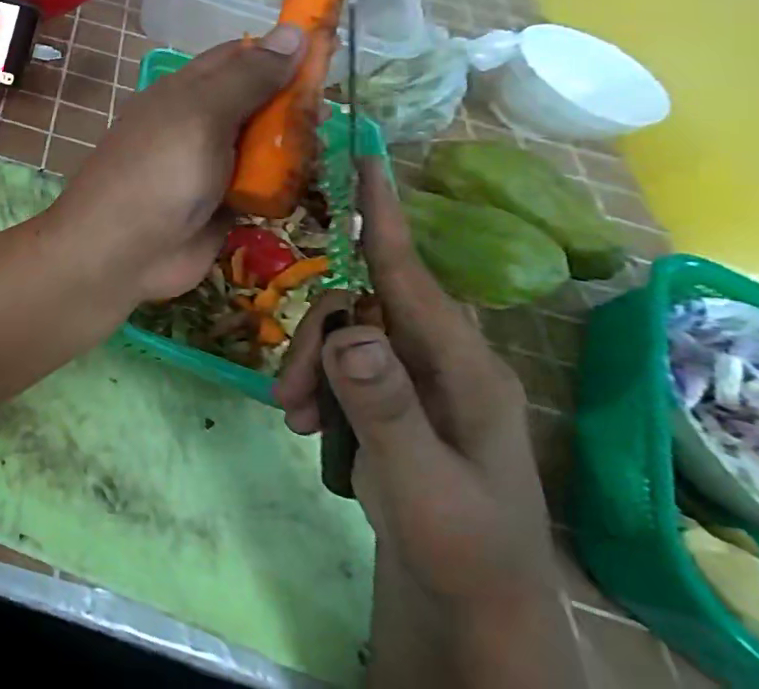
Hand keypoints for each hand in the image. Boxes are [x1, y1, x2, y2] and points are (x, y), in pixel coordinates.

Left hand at [49, 25, 302, 303]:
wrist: (120, 250)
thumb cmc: (158, 171)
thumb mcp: (201, 114)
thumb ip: (247, 78)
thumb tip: (291, 31)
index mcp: (183, 93)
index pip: (238, 57)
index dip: (280, 50)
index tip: (329, 50)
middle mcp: (196, 124)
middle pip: (257, 102)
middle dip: (293, 105)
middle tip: (324, 114)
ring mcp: (209, 166)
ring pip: (266, 145)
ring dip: (293, 147)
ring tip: (317, 151)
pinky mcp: (222, 206)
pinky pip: (263, 186)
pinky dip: (284, 185)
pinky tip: (307, 185)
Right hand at [273, 159, 557, 610]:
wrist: (469, 600)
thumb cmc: (460, 541)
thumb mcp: (421, 480)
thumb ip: (384, 404)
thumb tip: (348, 330)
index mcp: (462, 365)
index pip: (411, 273)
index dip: (383, 215)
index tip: (361, 158)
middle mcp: (438, 358)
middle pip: (356, 308)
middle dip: (315, 342)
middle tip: (289, 396)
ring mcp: (412, 378)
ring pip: (340, 336)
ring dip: (309, 368)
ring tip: (297, 418)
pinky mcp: (389, 398)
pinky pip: (338, 365)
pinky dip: (314, 386)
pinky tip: (307, 424)